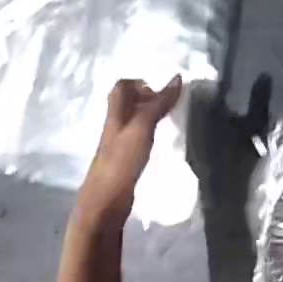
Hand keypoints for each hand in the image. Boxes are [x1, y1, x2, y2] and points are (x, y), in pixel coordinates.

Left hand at [74, 76, 182, 228]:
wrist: (104, 204)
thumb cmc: (121, 161)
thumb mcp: (142, 127)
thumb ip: (158, 103)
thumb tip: (178, 77)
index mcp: (115, 114)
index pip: (122, 86)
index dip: (141, 83)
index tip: (162, 92)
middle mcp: (115, 125)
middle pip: (128, 102)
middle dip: (149, 98)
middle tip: (170, 105)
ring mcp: (118, 144)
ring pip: (134, 119)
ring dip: (151, 115)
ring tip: (171, 119)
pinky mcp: (124, 160)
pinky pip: (138, 136)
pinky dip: (151, 132)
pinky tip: (163, 140)